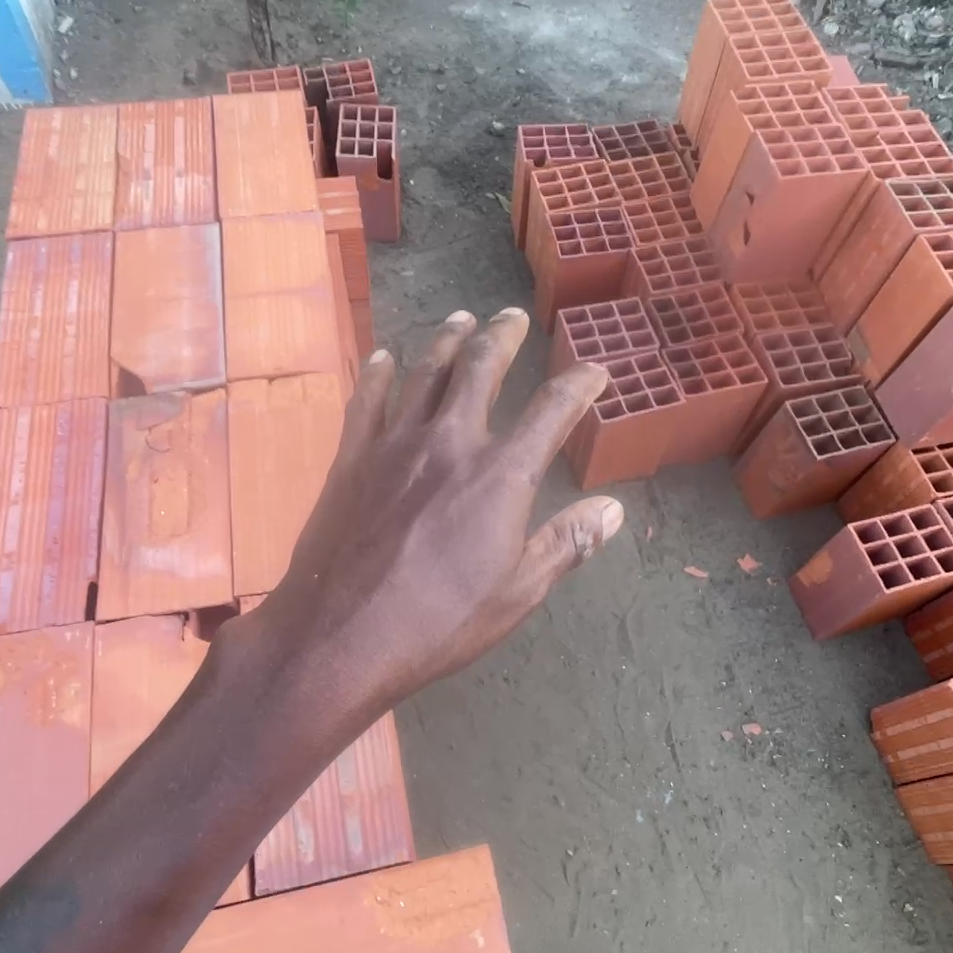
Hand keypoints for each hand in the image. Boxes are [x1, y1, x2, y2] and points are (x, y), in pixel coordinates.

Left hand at [220, 307, 623, 719]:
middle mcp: (450, 442)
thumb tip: (612, 511)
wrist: (340, 635)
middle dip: (502, 337)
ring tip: (461, 319)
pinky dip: (379, 373)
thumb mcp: (516, 594)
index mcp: (500, 476)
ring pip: (426, 372)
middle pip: (481, 370)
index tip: (596, 371)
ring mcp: (395, 444)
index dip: (580, 385)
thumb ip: (566, 545)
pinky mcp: (352, 457)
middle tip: (512, 318)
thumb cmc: (438, 623)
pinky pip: (367, 399)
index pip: (553, 412)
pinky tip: (384, 356)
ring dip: (447, 341)